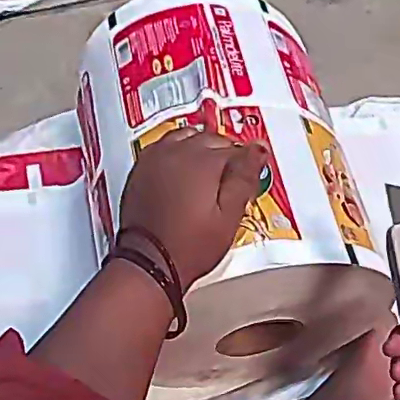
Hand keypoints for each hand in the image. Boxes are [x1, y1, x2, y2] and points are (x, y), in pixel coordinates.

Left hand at [119, 128, 268, 284]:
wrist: (150, 262)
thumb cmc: (188, 247)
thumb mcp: (229, 217)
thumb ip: (244, 178)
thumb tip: (257, 151)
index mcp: (202, 162)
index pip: (235, 149)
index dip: (248, 161)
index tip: (253, 171)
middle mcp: (177, 153)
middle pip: (210, 139)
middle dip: (226, 152)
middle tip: (234, 174)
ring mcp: (156, 160)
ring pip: (185, 137)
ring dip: (200, 147)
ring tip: (210, 169)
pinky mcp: (141, 170)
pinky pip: (164, 147)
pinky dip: (177, 152)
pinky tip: (182, 168)